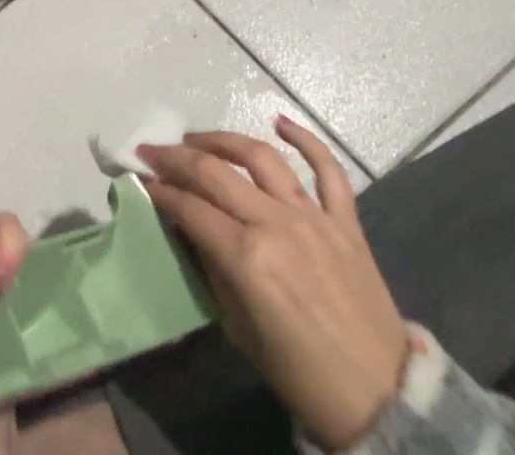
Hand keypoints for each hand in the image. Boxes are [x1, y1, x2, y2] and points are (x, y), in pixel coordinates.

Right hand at [138, 118, 408, 450]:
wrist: (377, 393)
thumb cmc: (297, 371)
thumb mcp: (237, 326)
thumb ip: (211, 268)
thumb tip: (189, 229)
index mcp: (246, 258)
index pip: (189, 207)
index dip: (158, 190)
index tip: (138, 179)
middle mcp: (276, 225)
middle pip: (216, 173)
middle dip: (175, 158)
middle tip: (151, 151)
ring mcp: (314, 217)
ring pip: (262, 158)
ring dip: (224, 140)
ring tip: (197, 139)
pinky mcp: (346, 221)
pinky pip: (328, 170)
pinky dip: (306, 140)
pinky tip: (280, 121)